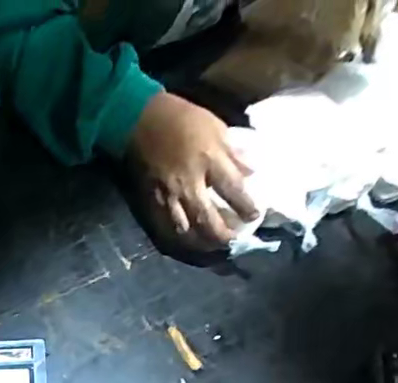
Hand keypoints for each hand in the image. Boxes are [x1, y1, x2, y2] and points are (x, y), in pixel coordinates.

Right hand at [126, 92, 254, 250]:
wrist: (142, 122)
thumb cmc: (182, 120)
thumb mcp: (216, 128)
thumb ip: (232, 154)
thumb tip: (251, 172)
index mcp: (209, 160)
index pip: (233, 190)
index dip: (246, 206)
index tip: (255, 217)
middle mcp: (189, 184)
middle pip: (208, 219)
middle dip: (222, 235)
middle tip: (233, 242)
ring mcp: (169, 197)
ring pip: (186, 230)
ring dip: (200, 243)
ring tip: (211, 247)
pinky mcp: (152, 203)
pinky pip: (166, 228)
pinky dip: (179, 238)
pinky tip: (187, 241)